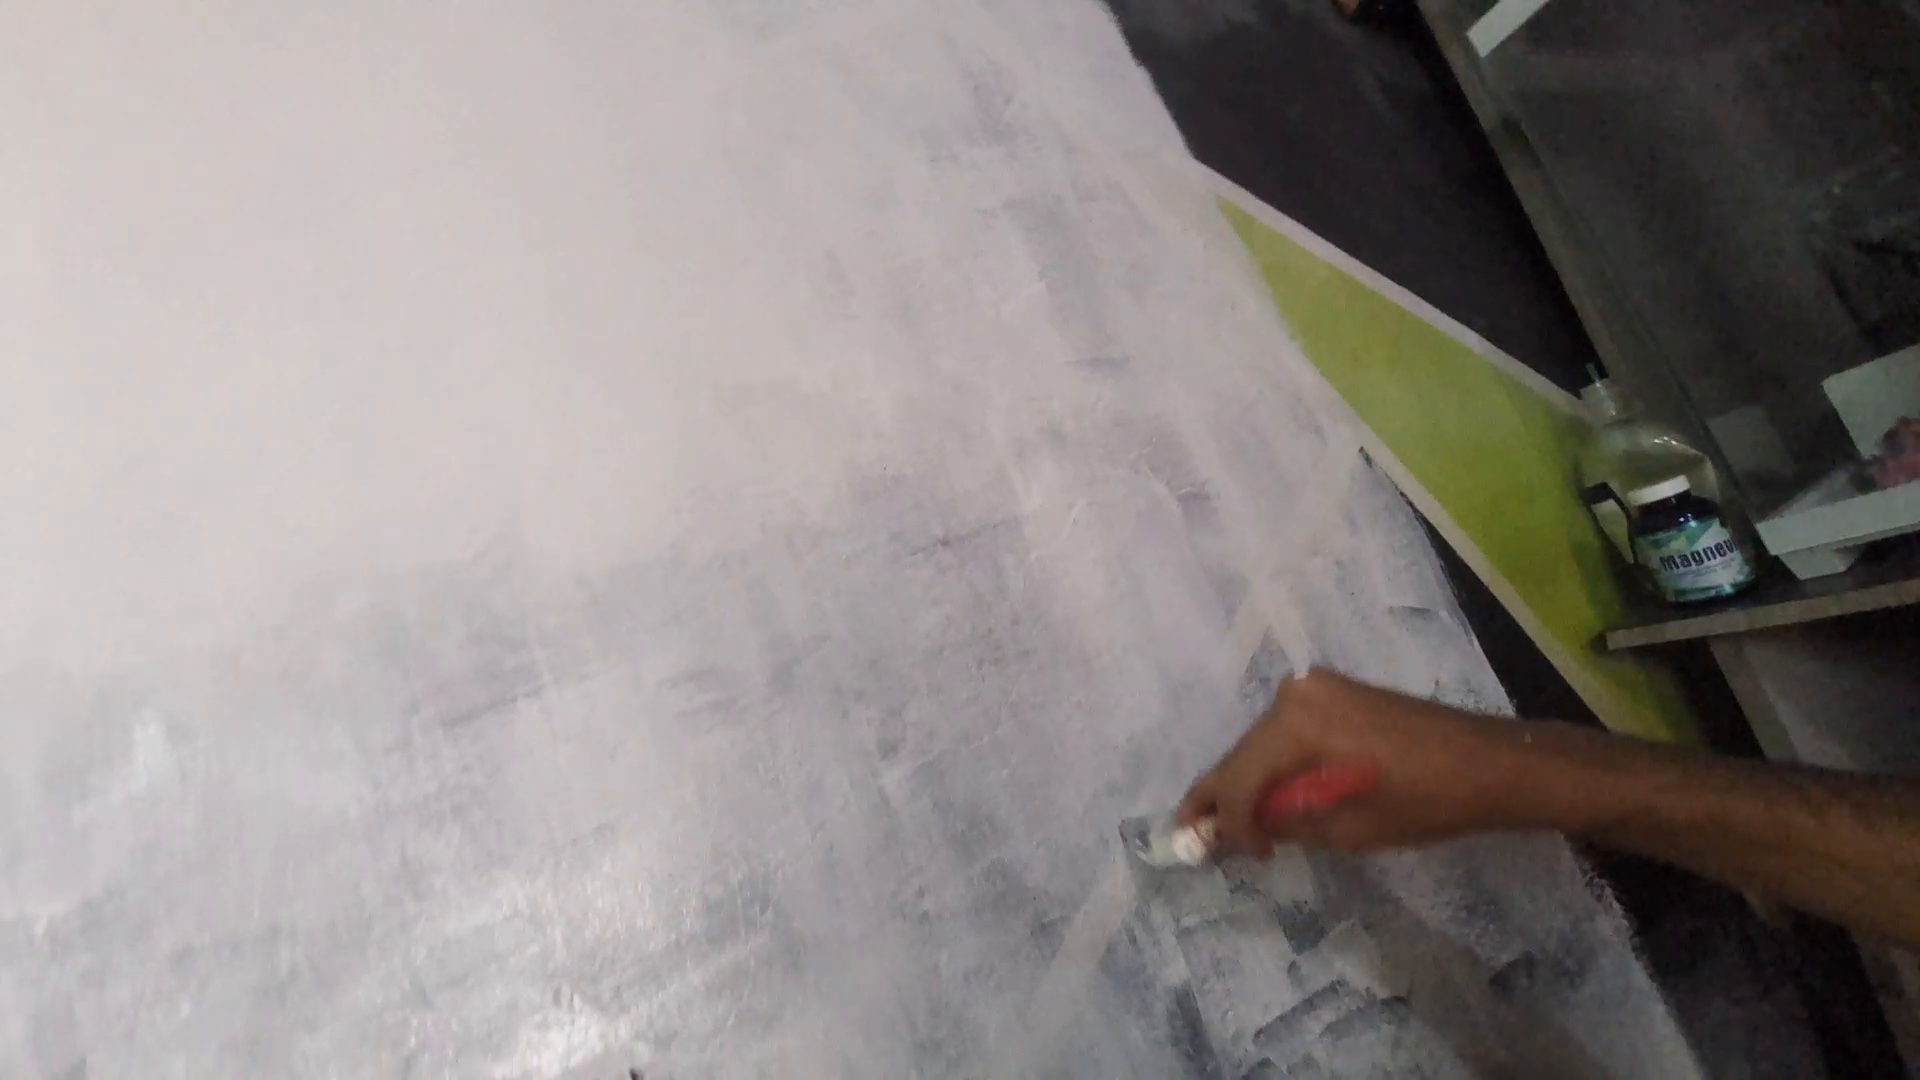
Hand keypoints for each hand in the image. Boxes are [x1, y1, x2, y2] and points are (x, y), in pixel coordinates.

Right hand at [1180, 669, 1566, 856]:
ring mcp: (1310, 687)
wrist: (1493, 760)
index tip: (1227, 853)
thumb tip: (1244, 830)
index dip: (1227, 820)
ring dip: (1250, 780)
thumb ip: (1287, 823)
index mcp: (1297, 723)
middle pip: (1242, 754)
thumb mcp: (1352, 827)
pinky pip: (1284, 730)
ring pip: (1259, 742)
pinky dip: (1276, 761)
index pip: (1240, 776)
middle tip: (1201, 833)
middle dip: (1226, 797)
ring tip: (1243, 820)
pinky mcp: (1328, 690)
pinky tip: (1275, 789)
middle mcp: (1292, 694)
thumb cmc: (1428, 802)